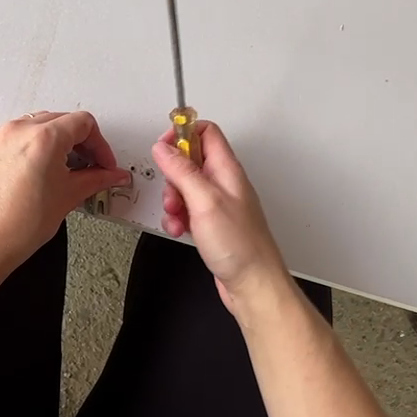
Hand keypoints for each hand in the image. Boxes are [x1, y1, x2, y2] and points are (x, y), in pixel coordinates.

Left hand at [0, 111, 130, 269]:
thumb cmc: (18, 225)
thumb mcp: (68, 196)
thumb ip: (97, 179)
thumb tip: (112, 175)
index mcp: (43, 138)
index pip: (84, 124)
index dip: (100, 145)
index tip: (104, 163)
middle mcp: (20, 130)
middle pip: (64, 120)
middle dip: (82, 142)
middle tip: (92, 166)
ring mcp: (2, 136)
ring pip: (42, 123)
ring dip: (60, 140)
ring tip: (68, 168)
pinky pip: (22, 133)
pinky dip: (37, 144)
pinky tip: (45, 167)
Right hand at [151, 121, 291, 308]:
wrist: (253, 284)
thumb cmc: (241, 247)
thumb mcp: (204, 201)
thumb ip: (182, 171)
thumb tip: (163, 148)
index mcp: (227, 170)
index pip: (206, 132)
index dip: (182, 133)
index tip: (164, 147)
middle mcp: (223, 183)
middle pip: (189, 160)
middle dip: (171, 176)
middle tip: (173, 192)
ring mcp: (217, 203)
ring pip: (184, 187)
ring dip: (172, 201)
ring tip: (177, 216)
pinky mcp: (210, 223)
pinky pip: (186, 210)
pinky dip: (177, 218)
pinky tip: (180, 230)